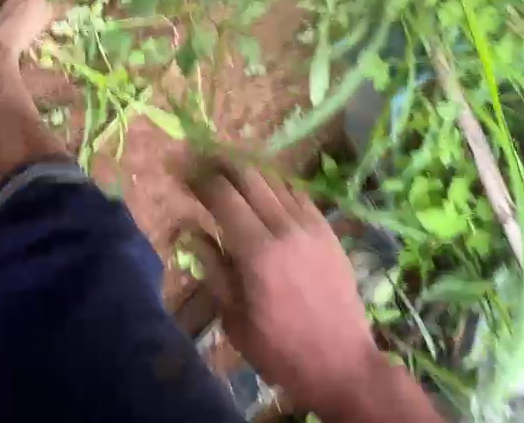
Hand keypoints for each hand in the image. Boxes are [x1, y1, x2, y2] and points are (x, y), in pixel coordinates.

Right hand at [187, 161, 382, 415]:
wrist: (342, 362)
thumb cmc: (280, 349)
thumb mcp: (234, 318)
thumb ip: (212, 267)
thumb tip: (192, 230)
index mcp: (256, 251)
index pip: (222, 195)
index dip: (198, 178)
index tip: (181, 172)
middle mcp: (284, 227)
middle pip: (248, 175)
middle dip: (220, 162)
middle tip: (201, 160)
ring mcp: (310, 224)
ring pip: (273, 178)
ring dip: (247, 168)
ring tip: (228, 169)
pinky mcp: (327, 228)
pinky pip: (297, 191)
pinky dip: (274, 183)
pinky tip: (263, 187)